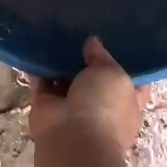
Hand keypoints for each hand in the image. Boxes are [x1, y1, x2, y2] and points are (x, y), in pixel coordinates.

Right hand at [28, 37, 146, 152]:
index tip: (118, 40)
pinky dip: (36, 64)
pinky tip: (33, 42)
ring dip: (59, 58)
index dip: (129, 62)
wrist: (72, 138)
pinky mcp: (46, 104)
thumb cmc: (104, 107)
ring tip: (53, 29)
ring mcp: (72, 105)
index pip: (133, 82)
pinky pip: (41, 79)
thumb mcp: (114, 75)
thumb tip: (93, 43)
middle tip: (78, 28)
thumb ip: (104, 57)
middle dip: (86, 56)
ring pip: (65, 76)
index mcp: (126, 103)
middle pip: (95, 76)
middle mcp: (101, 105)